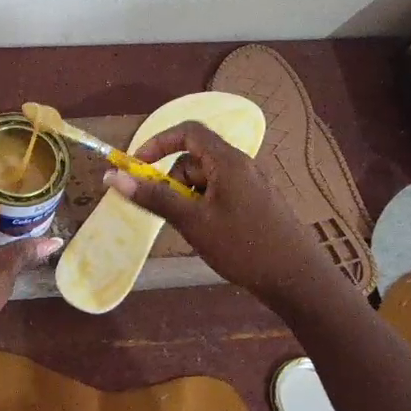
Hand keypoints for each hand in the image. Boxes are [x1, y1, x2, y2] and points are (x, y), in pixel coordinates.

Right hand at [105, 120, 339, 310]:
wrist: (297, 279)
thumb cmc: (242, 246)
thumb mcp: (192, 222)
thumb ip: (154, 197)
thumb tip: (114, 177)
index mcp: (228, 161)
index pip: (188, 131)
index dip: (158, 142)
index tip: (137, 166)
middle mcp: (241, 166)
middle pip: (194, 158)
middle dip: (173, 181)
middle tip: (170, 212)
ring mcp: (251, 185)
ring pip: (206, 180)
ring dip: (189, 199)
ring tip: (194, 230)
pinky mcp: (256, 204)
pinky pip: (220, 195)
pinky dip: (204, 208)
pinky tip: (210, 236)